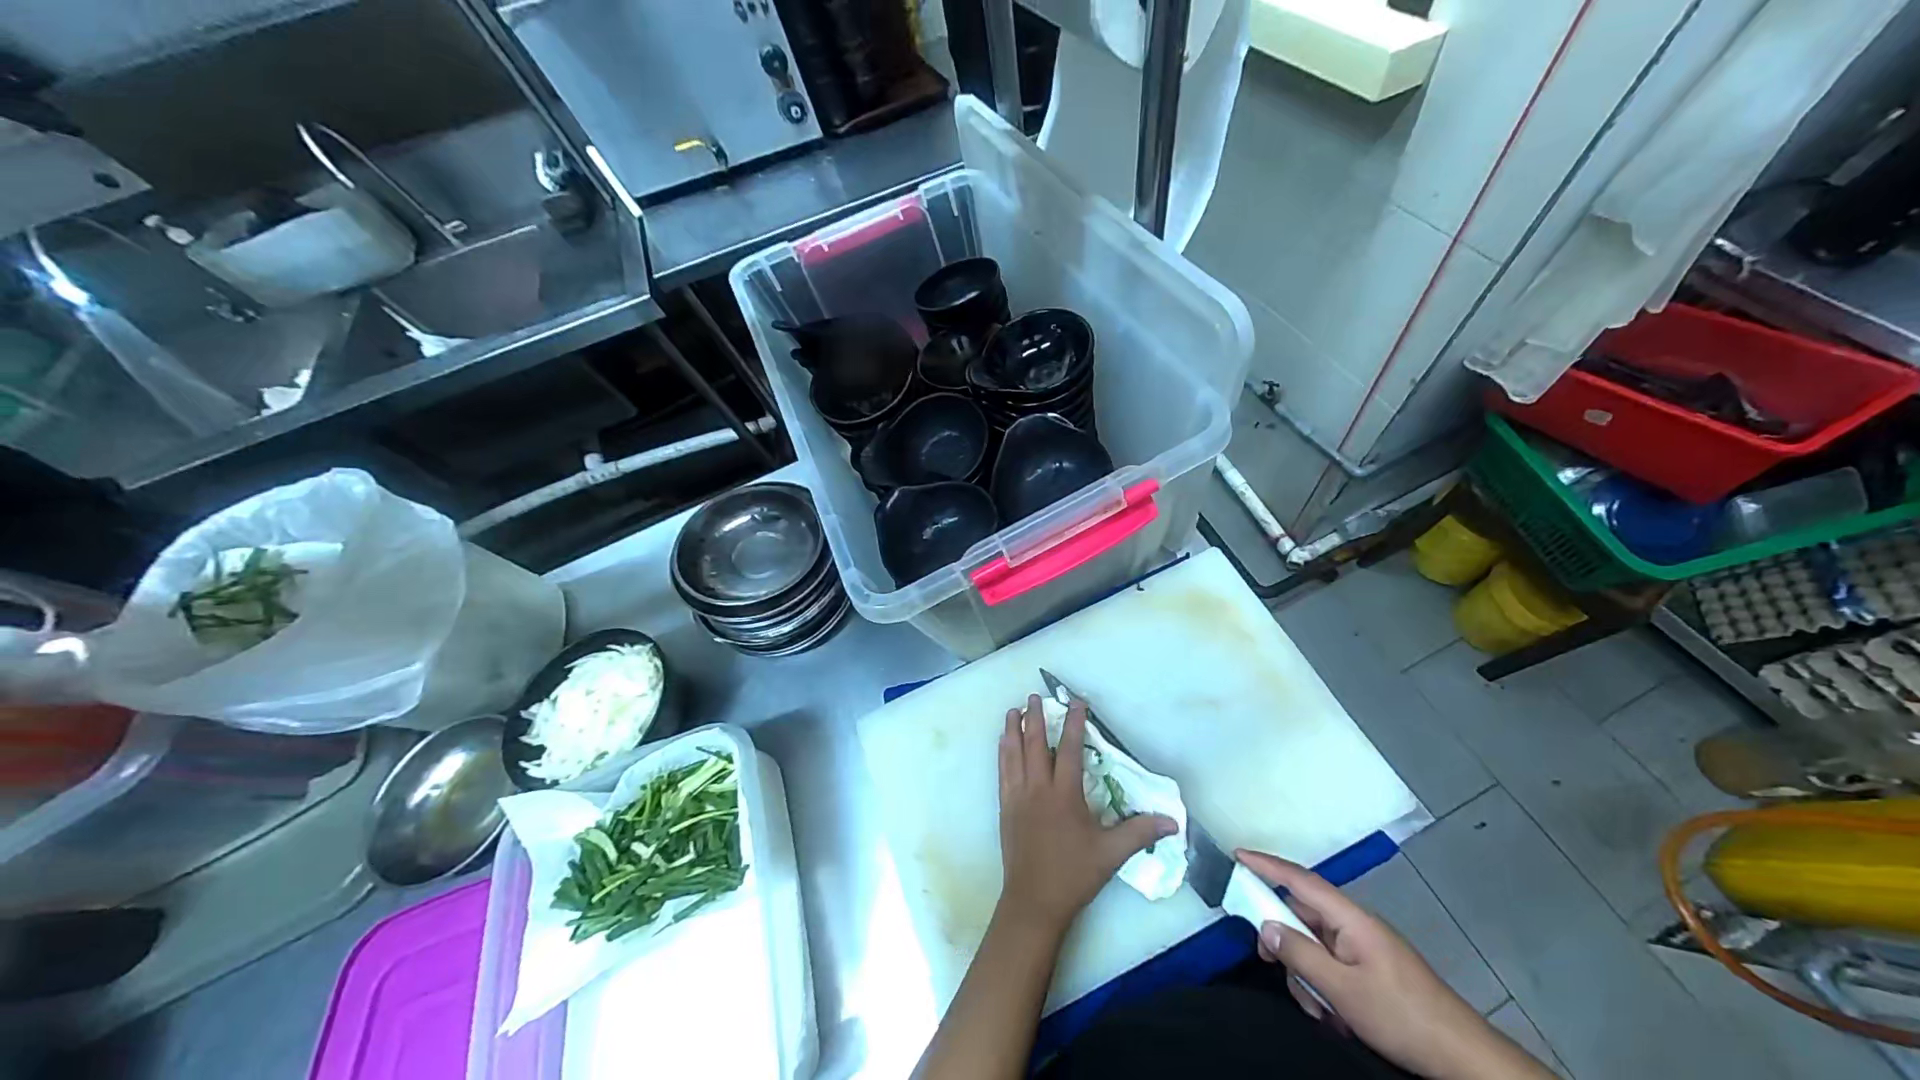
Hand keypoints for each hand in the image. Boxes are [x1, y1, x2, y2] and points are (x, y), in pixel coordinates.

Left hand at [997, 695, 1176, 935]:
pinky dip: (1003, 752)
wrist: (1034, 901)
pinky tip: (1003, 742)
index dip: (1074, 724)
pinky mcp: (1005, 807)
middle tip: (1035, 696)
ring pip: (1013, 754)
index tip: (1075, 703)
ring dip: (1013, 729)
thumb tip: (1172, 821)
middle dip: (1035, 718)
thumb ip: (1139, 832)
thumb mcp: (1111, 854)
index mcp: (1064, 795)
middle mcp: (1037, 789)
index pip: (1069, 750)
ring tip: (1013, 709)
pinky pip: (1002, 771)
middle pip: (1035, 744)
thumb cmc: (1073, 875)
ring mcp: (1018, 797)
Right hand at [1240, 851, 1554, 1079]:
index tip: (1236, 855)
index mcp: (1351, 918)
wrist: (1463, 1057)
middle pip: (1303, 917)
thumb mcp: (1342, 988)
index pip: (1300, 880)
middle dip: (1285, 944)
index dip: (1266, 864)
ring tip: (1321, 1010)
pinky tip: (1334, 1015)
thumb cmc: (1401, 1015)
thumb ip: (1298, 953)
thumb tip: (1265, 925)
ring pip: (1315, 947)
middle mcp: (1356, 926)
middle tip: (1272, 966)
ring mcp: (1365, 949)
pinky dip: (1324, 987)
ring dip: (1307, 976)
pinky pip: (1332, 966)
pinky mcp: (1371, 971)